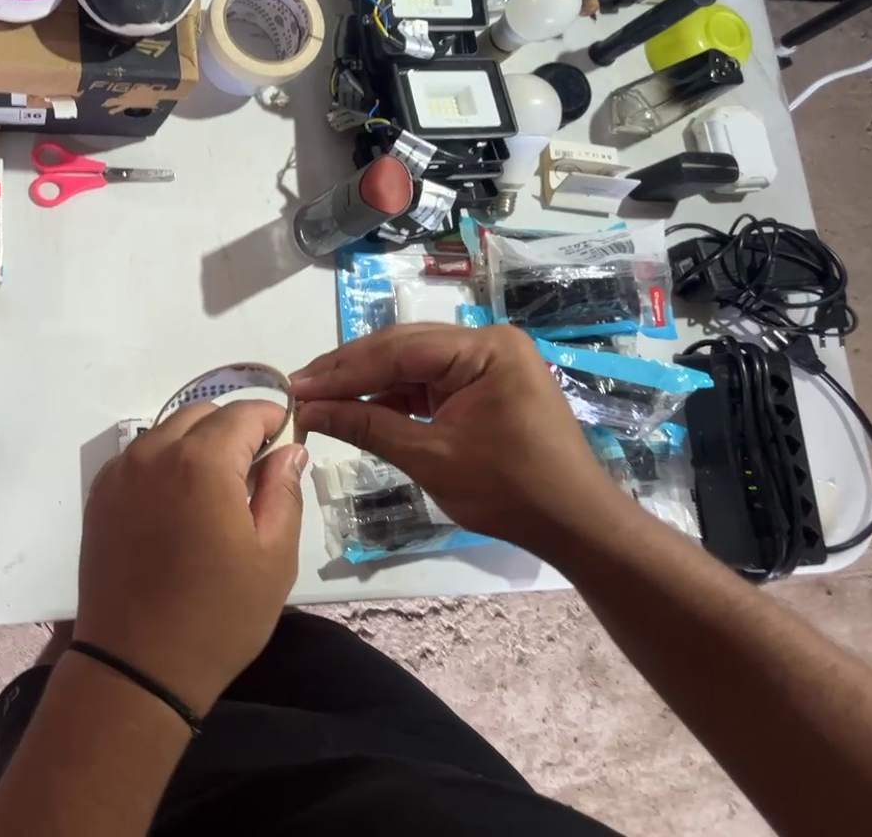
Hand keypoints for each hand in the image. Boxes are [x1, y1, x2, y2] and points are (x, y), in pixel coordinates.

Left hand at [74, 401, 306, 716]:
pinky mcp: (100, 493)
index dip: (270, 418)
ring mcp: (120, 471)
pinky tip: (178, 503)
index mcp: (201, 462)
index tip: (287, 437)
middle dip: (233, 428)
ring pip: (166, 431)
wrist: (135, 663)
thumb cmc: (218, 616)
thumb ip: (284, 490)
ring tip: (217, 489)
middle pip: (201, 415)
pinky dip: (165, 461)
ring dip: (197, 443)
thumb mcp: (273, 557)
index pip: (242, 412)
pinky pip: (139, 456)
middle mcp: (153, 452)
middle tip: (255, 468)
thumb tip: (289, 449)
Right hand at [291, 324, 628, 556]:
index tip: (295, 386)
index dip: (341, 371)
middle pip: (399, 349)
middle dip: (348, 372)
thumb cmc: (510, 492)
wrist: (576, 527)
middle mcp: (486, 343)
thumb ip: (366, 426)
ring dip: (363, 383)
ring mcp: (484, 363)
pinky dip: (388, 396)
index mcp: (485, 350)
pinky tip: (354, 406)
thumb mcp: (429, 457)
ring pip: (406, 363)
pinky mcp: (478, 384)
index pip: (397, 351)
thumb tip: (307, 410)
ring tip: (317, 397)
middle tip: (298, 388)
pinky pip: (422, 381)